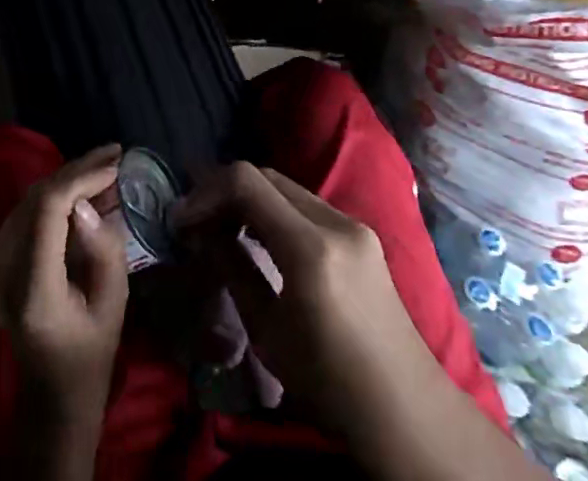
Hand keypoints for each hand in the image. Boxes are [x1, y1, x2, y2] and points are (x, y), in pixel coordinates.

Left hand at [0, 144, 128, 417]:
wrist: (52, 391)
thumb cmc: (91, 354)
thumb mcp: (113, 307)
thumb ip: (104, 253)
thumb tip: (87, 205)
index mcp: (32, 290)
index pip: (47, 213)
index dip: (81, 179)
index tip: (115, 165)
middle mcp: (1, 271)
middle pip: (34, 199)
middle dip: (75, 170)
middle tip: (114, 154)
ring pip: (26, 200)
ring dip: (65, 178)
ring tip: (103, 164)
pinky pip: (23, 213)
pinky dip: (53, 195)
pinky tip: (81, 187)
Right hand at [175, 163, 542, 480]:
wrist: (405, 411)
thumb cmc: (329, 381)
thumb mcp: (266, 328)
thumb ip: (232, 268)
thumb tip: (200, 233)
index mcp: (312, 248)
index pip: (246, 182)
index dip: (205, 193)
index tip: (182, 221)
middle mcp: (337, 223)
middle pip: (265, 176)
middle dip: (222, 192)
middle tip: (195, 223)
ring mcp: (354, 226)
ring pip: (285, 187)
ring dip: (247, 199)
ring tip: (220, 229)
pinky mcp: (362, 236)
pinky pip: (304, 205)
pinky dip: (271, 209)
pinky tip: (257, 237)